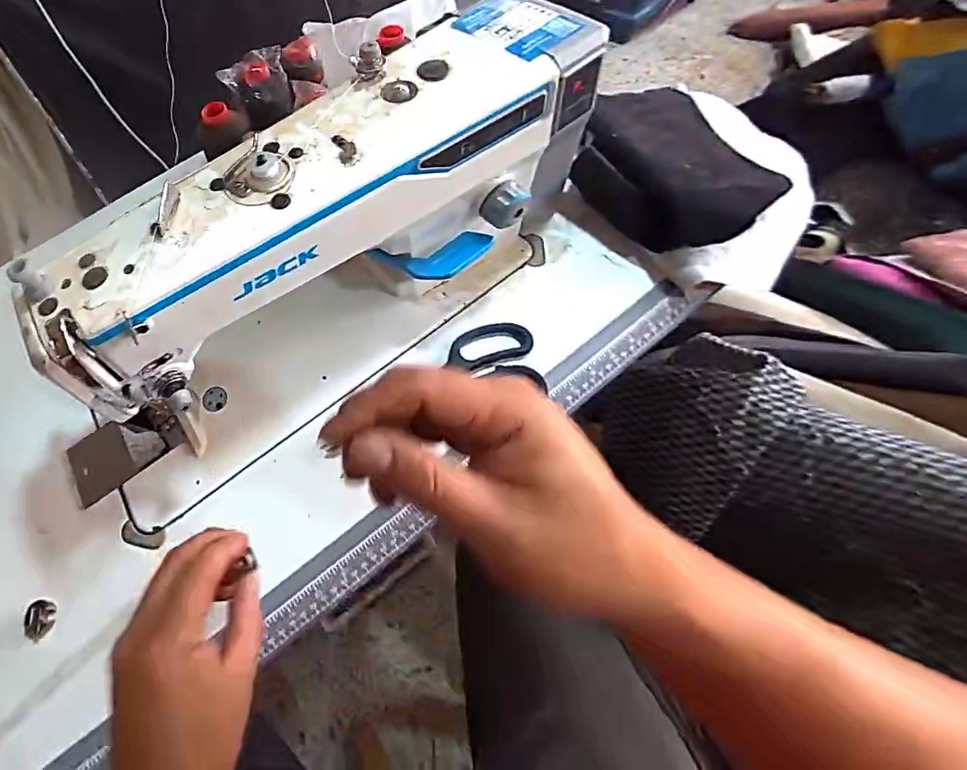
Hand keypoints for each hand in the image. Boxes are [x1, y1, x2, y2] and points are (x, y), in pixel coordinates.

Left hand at [112, 528, 263, 769]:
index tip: (244, 541)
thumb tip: (250, 578)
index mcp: (167, 638)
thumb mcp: (239, 677)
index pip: (196, 568)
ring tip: (228, 568)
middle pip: (173, 563)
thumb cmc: (198, 751)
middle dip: (208, 544)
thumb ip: (248, 617)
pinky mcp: (123, 652)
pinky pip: (152, 601)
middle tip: (237, 544)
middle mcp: (138, 633)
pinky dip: (179, 585)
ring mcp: (126, 642)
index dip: (224, 546)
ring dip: (194, 563)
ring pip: (160, 578)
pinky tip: (203, 592)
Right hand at [320, 367, 674, 623]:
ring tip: (367, 483)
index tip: (332, 443)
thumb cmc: (572, 552)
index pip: (418, 388)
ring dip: (390, 441)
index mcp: (504, 404)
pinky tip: (398, 485)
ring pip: (424, 413)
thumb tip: (360, 447)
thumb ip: (421, 477)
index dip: (368, 409)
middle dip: (375, 426)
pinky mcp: (496, 437)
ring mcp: (498, 416)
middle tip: (345, 468)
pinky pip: (440, 434)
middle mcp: (499, 397)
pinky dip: (413, 455)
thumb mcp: (489, 520)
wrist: (634, 578)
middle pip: (418, 395)